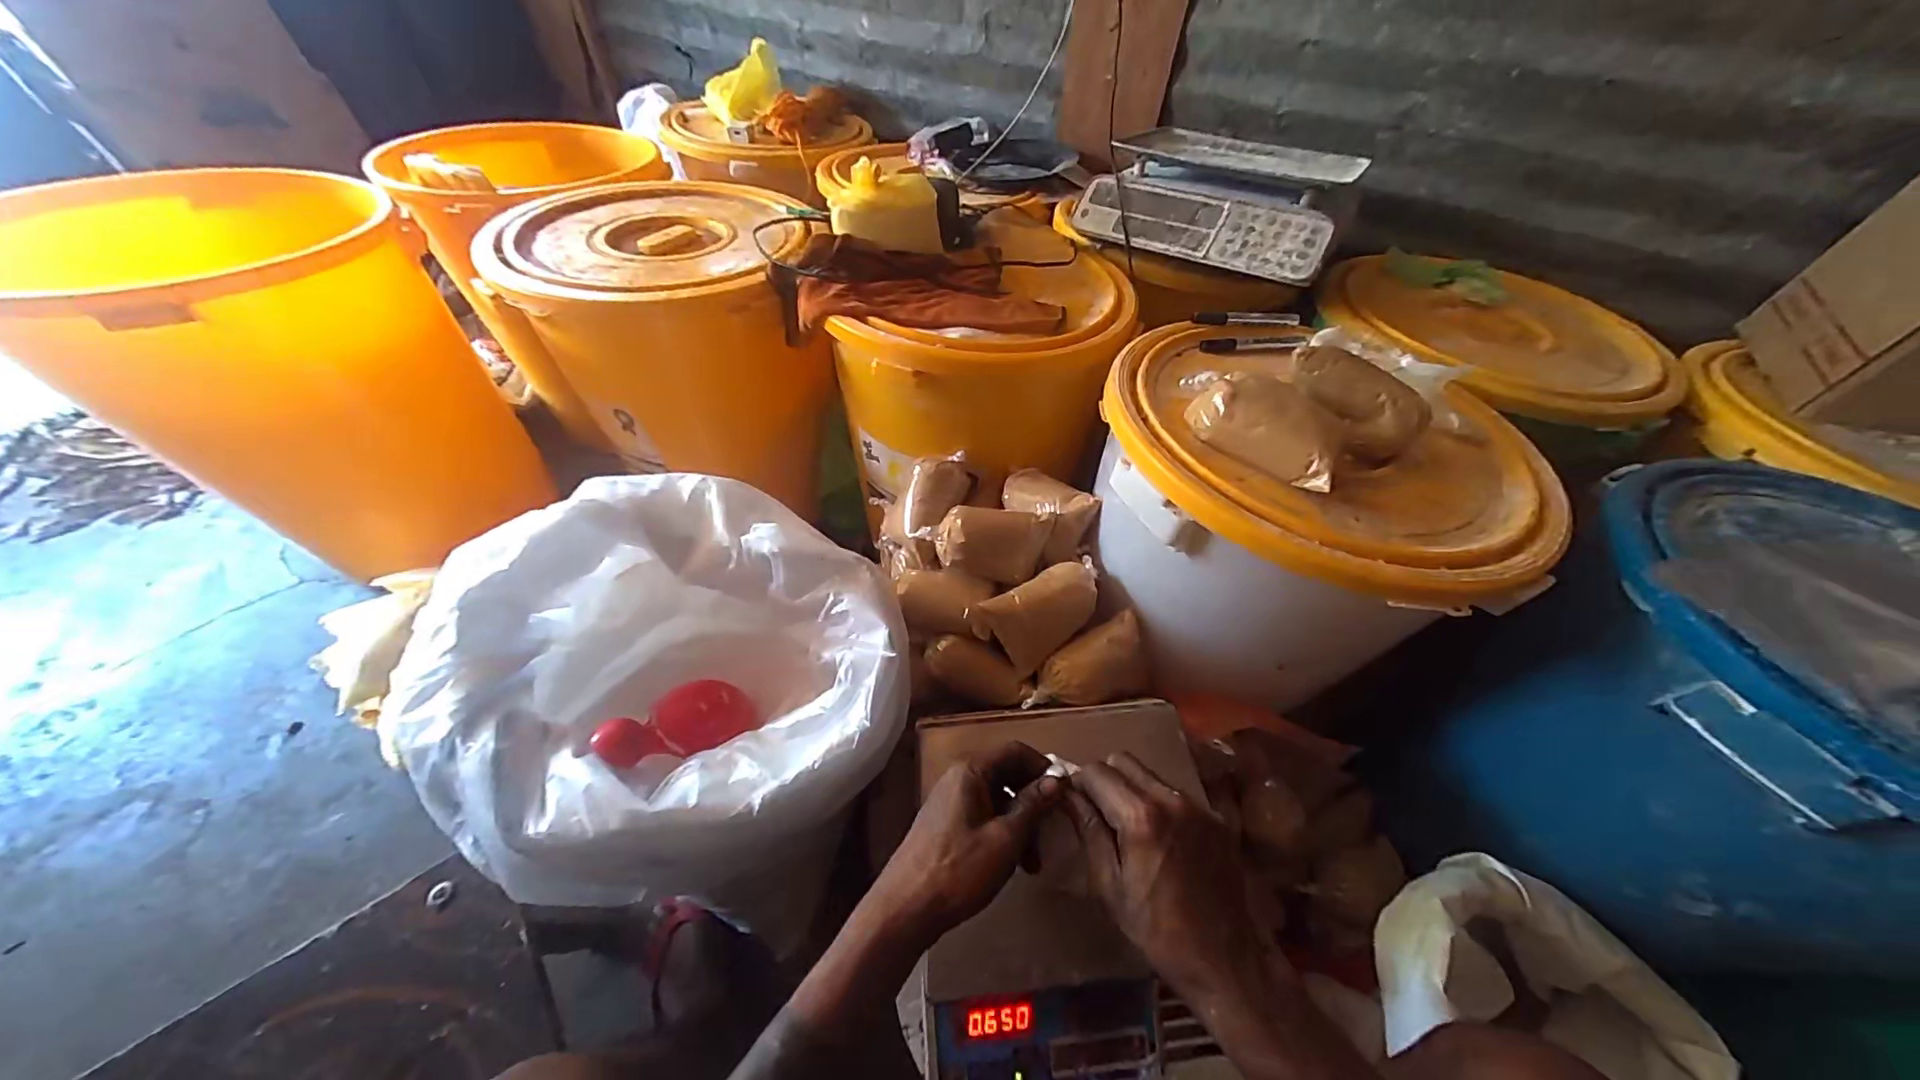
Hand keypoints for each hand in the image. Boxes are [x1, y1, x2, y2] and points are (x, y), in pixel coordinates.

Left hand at [864, 741, 1064, 946]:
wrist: (906, 907)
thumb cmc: (960, 869)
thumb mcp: (1005, 838)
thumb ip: (1032, 804)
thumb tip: (1056, 778)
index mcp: (970, 772)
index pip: (1015, 750)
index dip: (1042, 767)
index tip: (1065, 793)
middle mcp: (958, 779)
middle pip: (1006, 774)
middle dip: (1033, 801)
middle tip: (1053, 830)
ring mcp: (950, 802)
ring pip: (997, 800)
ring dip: (1020, 824)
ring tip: (1034, 862)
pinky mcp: (946, 825)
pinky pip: (983, 817)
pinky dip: (1002, 833)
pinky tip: (1013, 864)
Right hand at [1066, 753, 1273, 1001]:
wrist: (1223, 961)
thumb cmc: (1156, 929)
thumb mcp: (1109, 884)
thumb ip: (1088, 830)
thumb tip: (1066, 794)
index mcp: (1141, 816)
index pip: (1096, 771)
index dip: (1078, 783)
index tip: (1072, 802)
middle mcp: (1172, 799)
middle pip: (1124, 761)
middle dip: (1104, 778)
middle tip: (1098, 811)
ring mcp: (1199, 807)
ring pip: (1151, 774)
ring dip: (1132, 788)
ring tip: (1128, 826)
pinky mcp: (1217, 819)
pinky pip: (1176, 795)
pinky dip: (1159, 804)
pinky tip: (1160, 839)